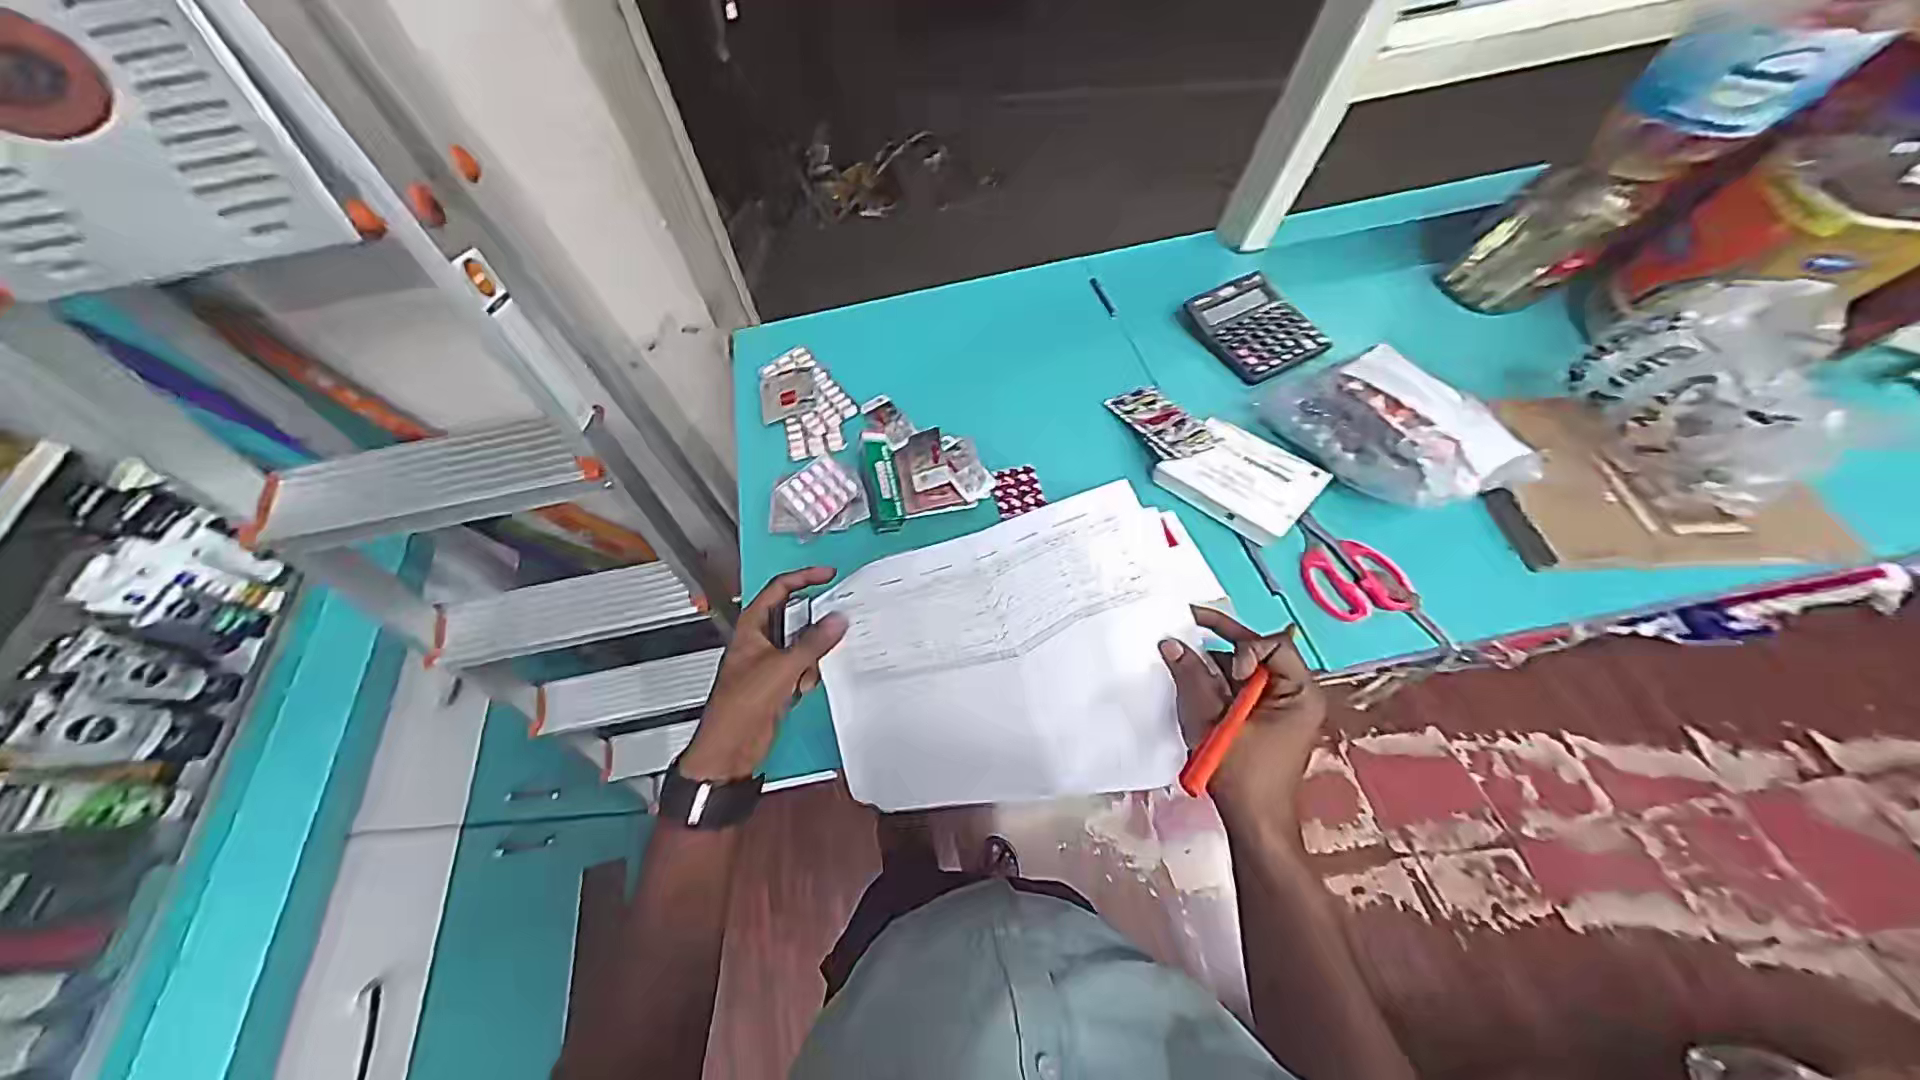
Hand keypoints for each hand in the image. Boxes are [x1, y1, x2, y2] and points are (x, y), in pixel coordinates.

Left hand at [679, 567, 848, 782]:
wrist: (732, 747)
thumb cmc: (741, 703)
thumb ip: (813, 642)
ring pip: (802, 643)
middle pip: (795, 616)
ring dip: (811, 655)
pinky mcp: (779, 680)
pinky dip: (808, 673)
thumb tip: (836, 620)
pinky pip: (803, 665)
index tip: (827, 574)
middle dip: (813, 626)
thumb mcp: (782, 667)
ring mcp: (770, 660)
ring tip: (807, 671)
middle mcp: (760, 639)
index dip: (803, 577)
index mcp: (751, 626)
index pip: (779, 589)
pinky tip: (802, 687)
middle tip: (833, 625)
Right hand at [1158, 606, 1324, 823]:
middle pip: (1257, 652)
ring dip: (1213, 665)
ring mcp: (1278, 705)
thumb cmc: (1242, 775)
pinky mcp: (1262, 716)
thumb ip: (1193, 678)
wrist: (1253, 822)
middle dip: (1220, 644)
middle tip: (1186, 623)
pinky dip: (1215, 683)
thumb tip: (1171, 643)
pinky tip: (1191, 684)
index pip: (1274, 645)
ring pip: (1243, 668)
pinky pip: (1238, 687)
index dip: (1245, 648)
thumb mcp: (1213, 722)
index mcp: (1300, 693)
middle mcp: (1295, 693)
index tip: (1230, 672)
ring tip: (1182, 664)